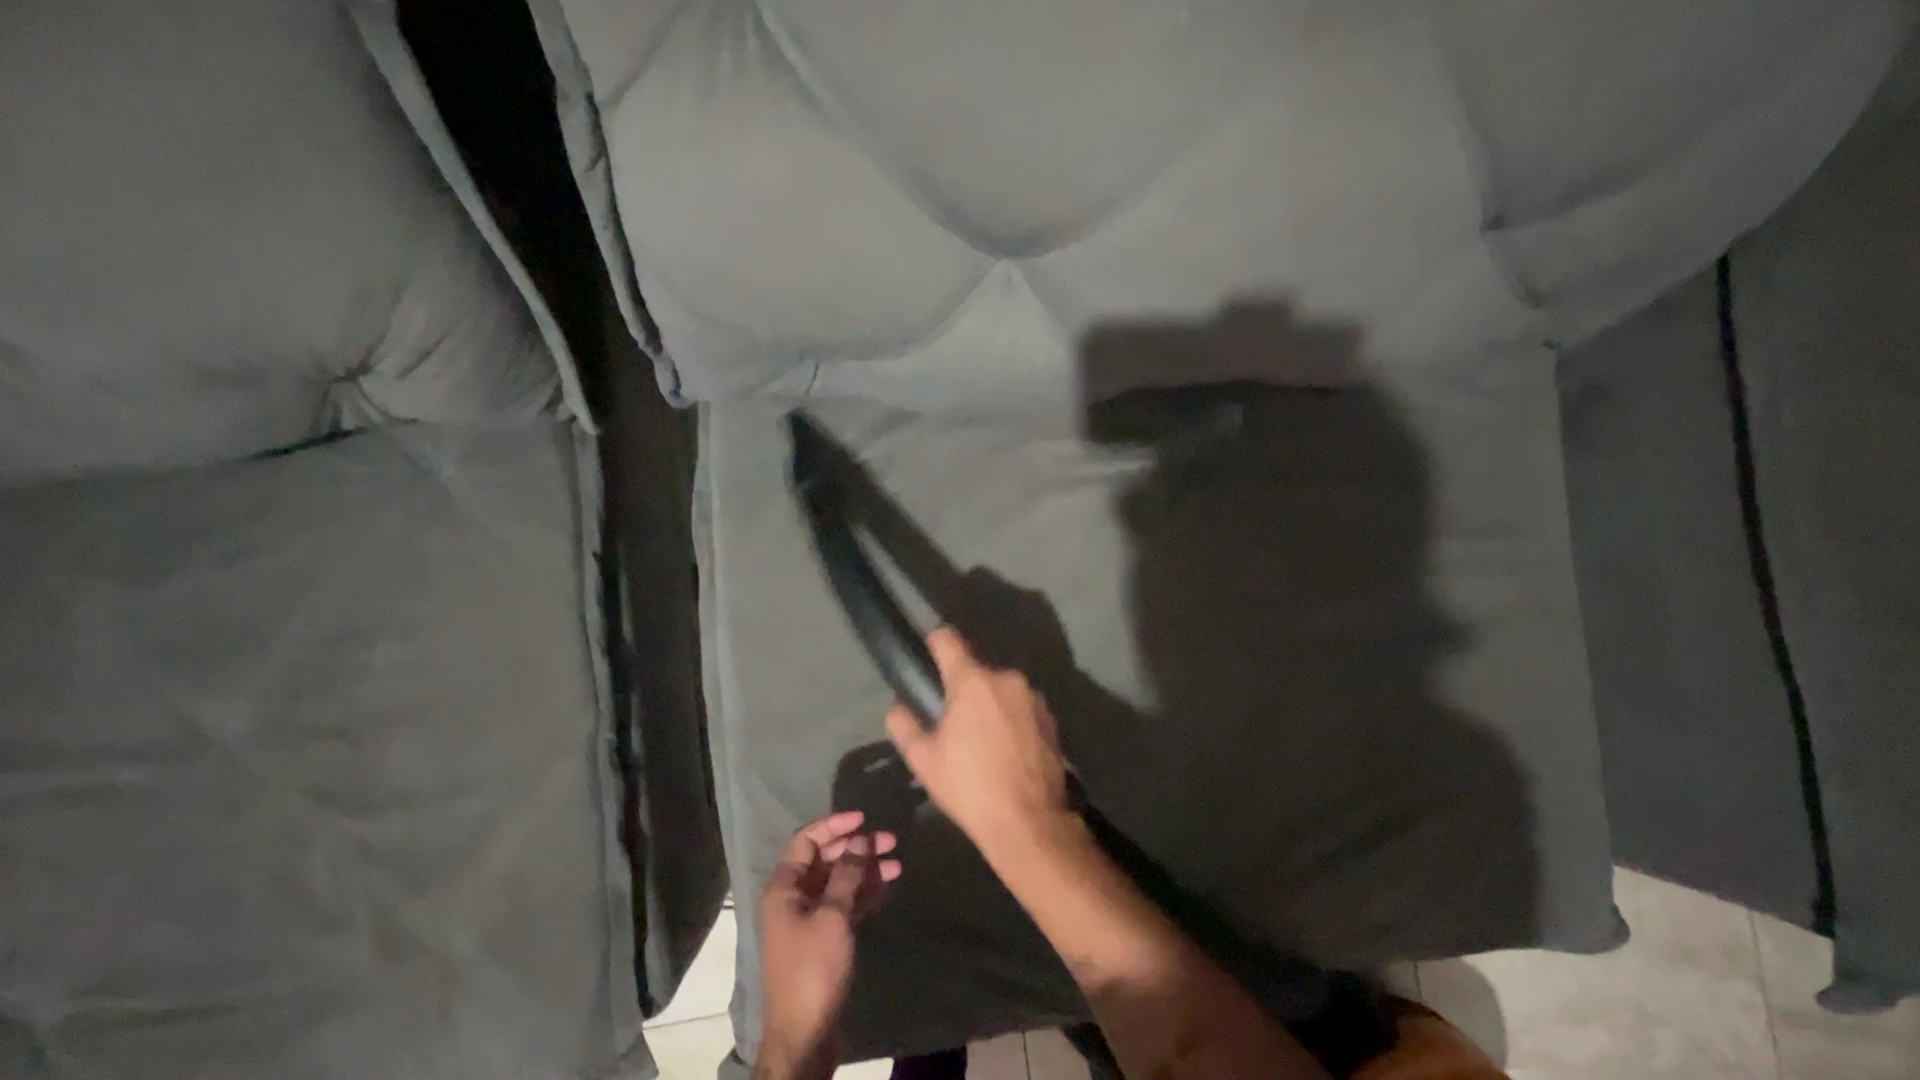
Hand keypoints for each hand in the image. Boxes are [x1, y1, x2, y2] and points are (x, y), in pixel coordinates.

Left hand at [757, 811, 900, 1075]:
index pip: (806, 842)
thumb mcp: (832, 916)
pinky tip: (887, 889)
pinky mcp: (822, 939)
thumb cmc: (813, 968)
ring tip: (897, 865)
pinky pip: (843, 905)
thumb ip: (847, 875)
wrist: (805, 1032)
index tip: (864, 819)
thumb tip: (860, 839)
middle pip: (825, 860)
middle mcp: (792, 898)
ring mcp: (807, 919)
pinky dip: (863, 895)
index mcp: (784, 887)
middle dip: (856, 848)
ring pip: (838, 883)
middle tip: (890, 842)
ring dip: (864, 871)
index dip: (834, 826)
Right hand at [885, 627, 1074, 858]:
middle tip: (953, 721)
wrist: (1029, 822)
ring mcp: (1034, 699)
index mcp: (973, 681)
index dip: (934, 640)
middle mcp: (1007, 679)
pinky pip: (1023, 710)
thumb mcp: (924, 760)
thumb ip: (905, 725)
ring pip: (1002, 692)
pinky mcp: (1053, 720)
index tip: (927, 649)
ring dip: (991, 706)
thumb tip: (898, 707)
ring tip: (982, 743)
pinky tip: (1006, 752)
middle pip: (977, 672)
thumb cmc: (970, 787)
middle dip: (964, 690)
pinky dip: (1012, 722)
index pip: (948, 640)